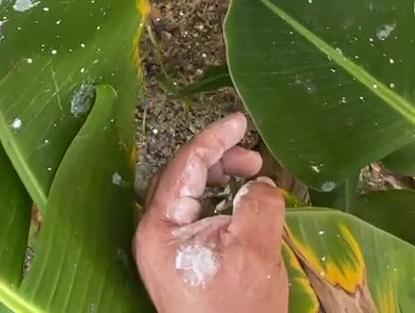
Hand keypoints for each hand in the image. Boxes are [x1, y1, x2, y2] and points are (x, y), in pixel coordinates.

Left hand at [134, 114, 287, 312]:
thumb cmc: (239, 309)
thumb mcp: (256, 250)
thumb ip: (259, 203)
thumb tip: (259, 184)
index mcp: (160, 226)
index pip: (186, 164)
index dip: (215, 138)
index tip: (240, 121)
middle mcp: (154, 232)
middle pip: (182, 173)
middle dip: (218, 156)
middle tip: (252, 156)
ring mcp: (164, 246)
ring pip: (187, 191)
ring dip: (219, 175)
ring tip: (252, 172)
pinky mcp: (178, 258)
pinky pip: (194, 212)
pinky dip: (217, 198)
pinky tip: (240, 199)